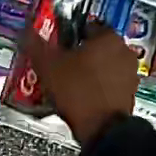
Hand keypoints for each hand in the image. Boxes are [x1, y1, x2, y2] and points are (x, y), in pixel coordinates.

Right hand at [18, 21, 138, 145]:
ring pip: (103, 66)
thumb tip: (26, 33)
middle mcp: (124, 52)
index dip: (68, 35)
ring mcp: (129, 74)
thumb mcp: (48, 66)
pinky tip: (80, 96)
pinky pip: (108, 84)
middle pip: (96, 47)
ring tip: (68, 82)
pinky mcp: (129, 94)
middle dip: (78, 54)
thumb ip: (35, 45)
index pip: (86, 25)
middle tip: (60, 64)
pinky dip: (96, 87)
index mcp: (108, 37)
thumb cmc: (79, 93)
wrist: (101, 129)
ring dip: (88, 71)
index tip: (57, 44)